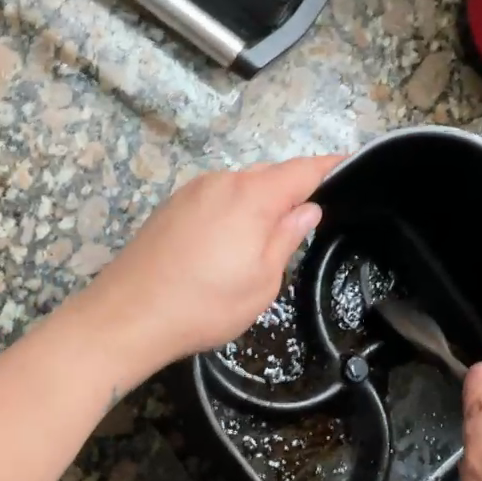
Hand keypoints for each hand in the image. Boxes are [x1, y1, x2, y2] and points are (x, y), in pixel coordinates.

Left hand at [71, 156, 337, 371]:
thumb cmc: (203, 305)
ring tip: (264, 244)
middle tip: (306, 225)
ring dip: (258, 206)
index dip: (330, 167)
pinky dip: (231, 213)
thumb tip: (307, 210)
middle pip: (269, 176)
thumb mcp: (262, 281)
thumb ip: (287, 239)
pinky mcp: (170, 208)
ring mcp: (191, 192)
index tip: (353, 164)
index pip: (303, 170)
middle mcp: (221, 182)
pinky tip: (227, 247)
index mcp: (251, 196)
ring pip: (239, 188)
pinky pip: (214, 200)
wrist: (128, 316)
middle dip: (292, 193)